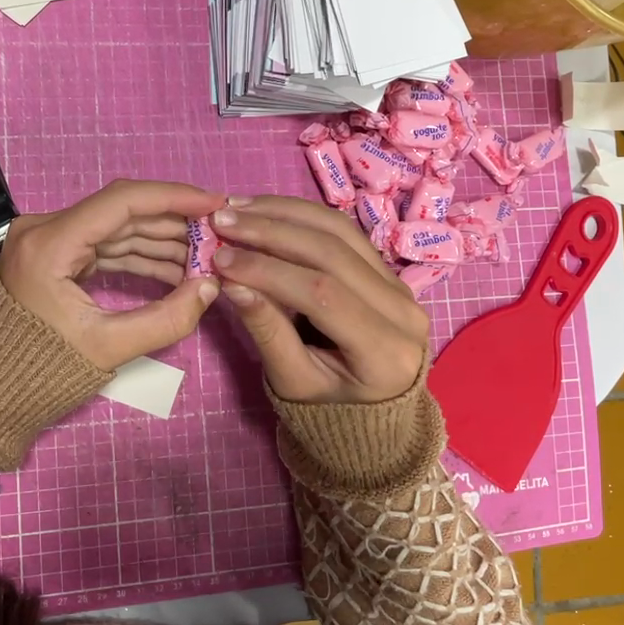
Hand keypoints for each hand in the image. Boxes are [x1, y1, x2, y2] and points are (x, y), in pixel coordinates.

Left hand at [0, 179, 223, 370]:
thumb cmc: (40, 372)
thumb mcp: (107, 347)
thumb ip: (165, 318)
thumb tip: (210, 287)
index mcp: (49, 242)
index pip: (120, 201)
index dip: (172, 197)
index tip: (214, 203)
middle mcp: (43, 228)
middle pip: (120, 212)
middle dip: (172, 223)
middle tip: (218, 237)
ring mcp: (47, 240)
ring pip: (115, 228)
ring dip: (160, 241)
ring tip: (205, 257)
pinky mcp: (53, 255)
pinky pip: (103, 246)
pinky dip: (138, 255)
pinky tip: (176, 269)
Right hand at [210, 195, 428, 403]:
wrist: (372, 415)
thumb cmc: (328, 408)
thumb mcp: (292, 381)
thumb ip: (266, 330)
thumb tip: (230, 281)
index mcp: (386, 352)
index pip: (322, 294)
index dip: (268, 270)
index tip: (220, 259)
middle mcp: (404, 310)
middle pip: (333, 252)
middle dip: (271, 232)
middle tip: (221, 222)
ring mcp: (400, 285)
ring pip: (340, 230)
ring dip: (283, 213)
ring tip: (235, 209)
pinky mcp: (388, 269)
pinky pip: (344, 231)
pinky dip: (300, 215)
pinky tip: (263, 210)